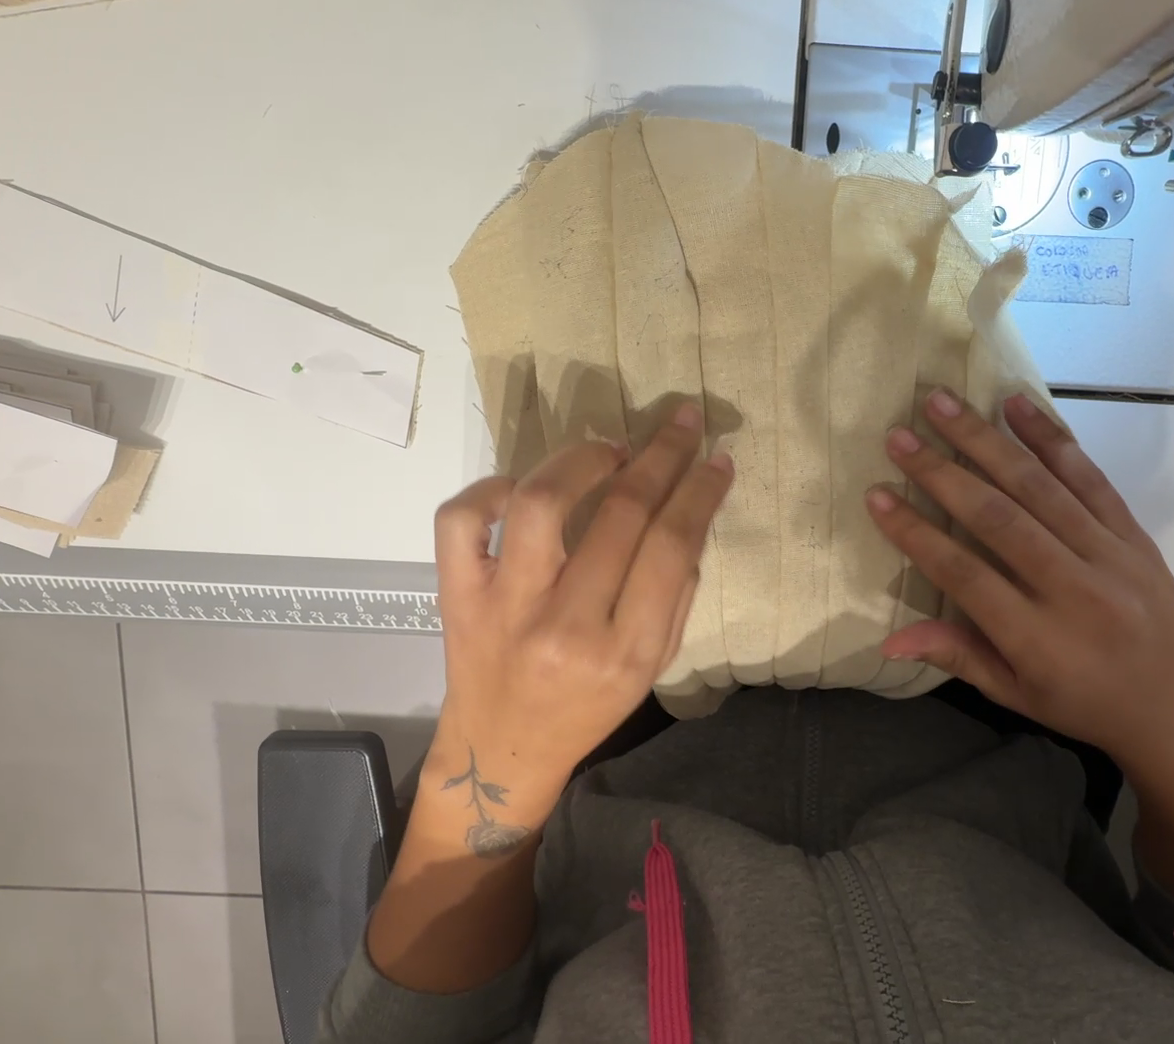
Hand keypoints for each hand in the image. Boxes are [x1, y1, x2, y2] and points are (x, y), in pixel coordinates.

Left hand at [367, 403, 732, 992]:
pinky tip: (524, 487)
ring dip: (583, 459)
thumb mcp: (652, 668)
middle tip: (682, 422)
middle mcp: (564, 625)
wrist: (502, 752)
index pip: (671, 547)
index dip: (699, 491)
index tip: (716, 459)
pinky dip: (492, 487)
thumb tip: (688, 513)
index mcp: (623, 651)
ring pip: (540, 504)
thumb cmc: (589, 709)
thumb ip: (676, 595)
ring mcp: (503, 606)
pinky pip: (461, 520)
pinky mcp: (457, 595)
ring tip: (610, 449)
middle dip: (661, 455)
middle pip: (620, 514)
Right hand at [868, 390, 1173, 921]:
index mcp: (1038, 637)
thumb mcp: (1015, 695)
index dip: (916, 533)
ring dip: (986, 440)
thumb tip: (888, 641)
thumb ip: (957, 656)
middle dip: (942, 473)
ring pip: (1039, 486)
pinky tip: (1017, 404)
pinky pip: (1089, 477)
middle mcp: (1073, 588)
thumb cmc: (1085, 706)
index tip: (877, 495)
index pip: (964, 574)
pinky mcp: (1134, 534)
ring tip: (944, 404)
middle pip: (998, 518)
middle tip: (900, 436)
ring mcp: (1109, 555)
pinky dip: (1052, 437)